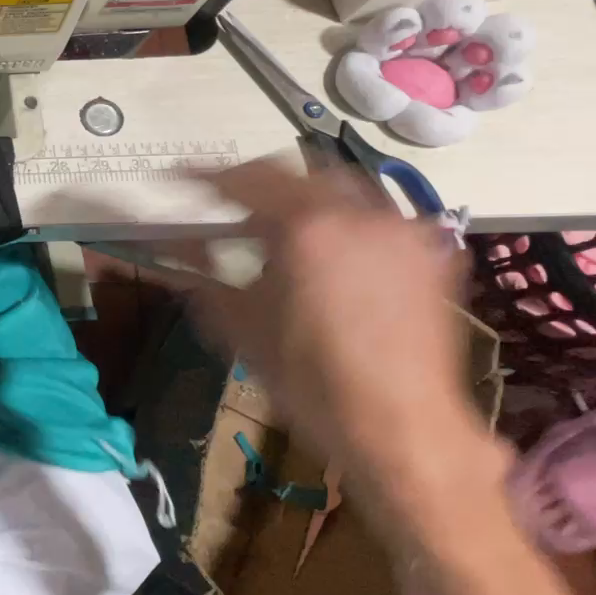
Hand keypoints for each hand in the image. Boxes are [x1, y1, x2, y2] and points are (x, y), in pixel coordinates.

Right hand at [184, 160, 477, 494]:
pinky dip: (341, 218)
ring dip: (300, 196)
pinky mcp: (430, 254)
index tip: (175, 178)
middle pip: (294, 172)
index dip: (201, 176)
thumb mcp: (234, 320)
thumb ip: (196, 270)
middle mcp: (358, 214)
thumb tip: (165, 246)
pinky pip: (375, 216)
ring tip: (275, 222)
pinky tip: (326, 248)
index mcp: (304, 226)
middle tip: (224, 200)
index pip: (242, 179)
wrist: (399, 422)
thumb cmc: (305, 375)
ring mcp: (401, 231)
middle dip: (254, 181)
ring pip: (340, 187)